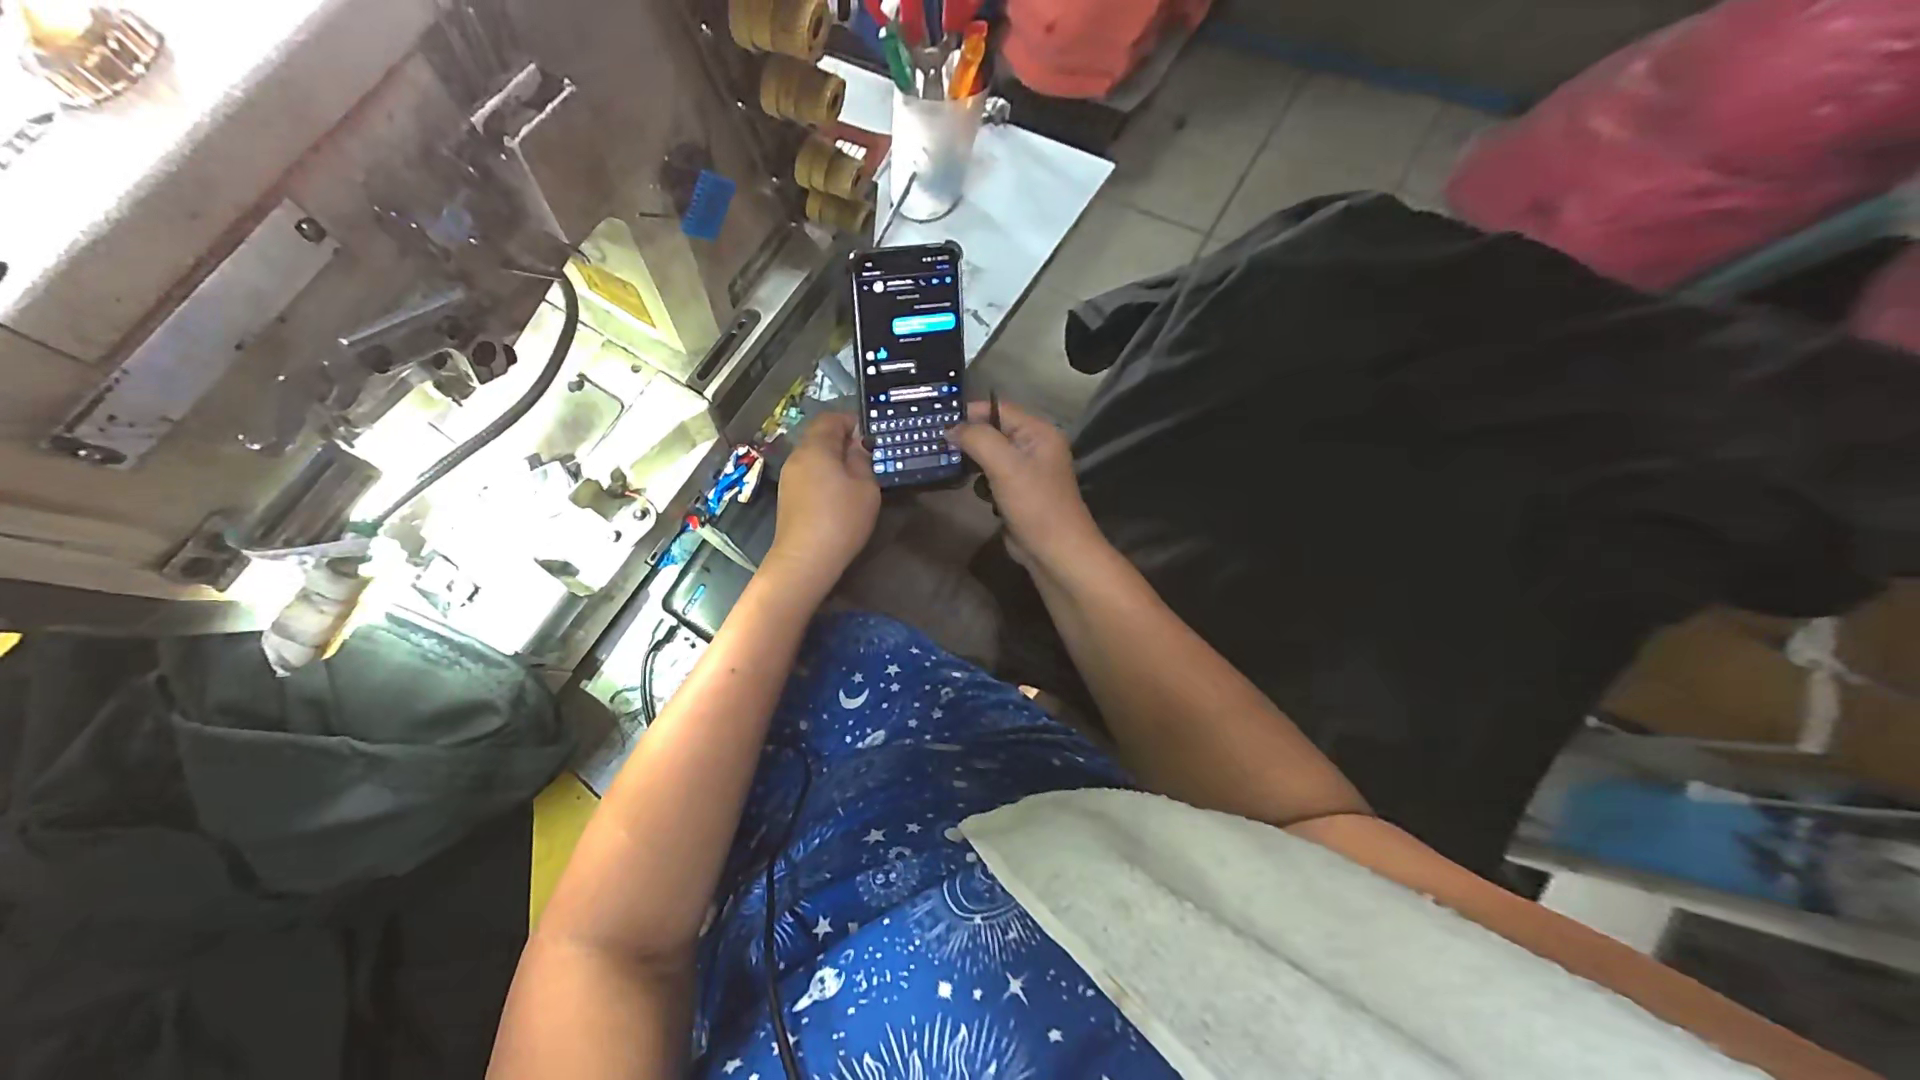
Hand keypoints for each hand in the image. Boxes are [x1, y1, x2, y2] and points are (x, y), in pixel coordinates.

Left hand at [765, 412, 879, 594]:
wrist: (806, 559)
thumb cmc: (841, 518)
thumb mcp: (865, 487)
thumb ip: (862, 460)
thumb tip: (857, 445)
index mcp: (816, 447)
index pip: (830, 419)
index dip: (851, 421)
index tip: (870, 435)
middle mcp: (797, 457)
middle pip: (820, 437)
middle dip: (843, 442)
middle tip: (868, 457)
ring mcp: (789, 478)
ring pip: (814, 458)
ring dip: (834, 461)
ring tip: (857, 478)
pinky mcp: (788, 498)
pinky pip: (809, 475)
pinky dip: (825, 477)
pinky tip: (840, 496)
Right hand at [946, 401, 1108, 575]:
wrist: (1055, 552)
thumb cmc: (1034, 504)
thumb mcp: (1005, 465)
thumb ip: (977, 439)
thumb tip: (951, 428)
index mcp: (1038, 432)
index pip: (999, 409)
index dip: (970, 413)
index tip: (939, 422)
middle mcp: (1034, 447)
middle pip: (993, 431)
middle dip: (968, 438)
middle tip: (937, 444)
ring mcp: (1026, 471)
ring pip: (990, 456)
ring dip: (972, 461)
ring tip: (950, 465)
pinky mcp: (1017, 493)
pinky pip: (992, 477)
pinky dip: (980, 481)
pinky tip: (971, 489)